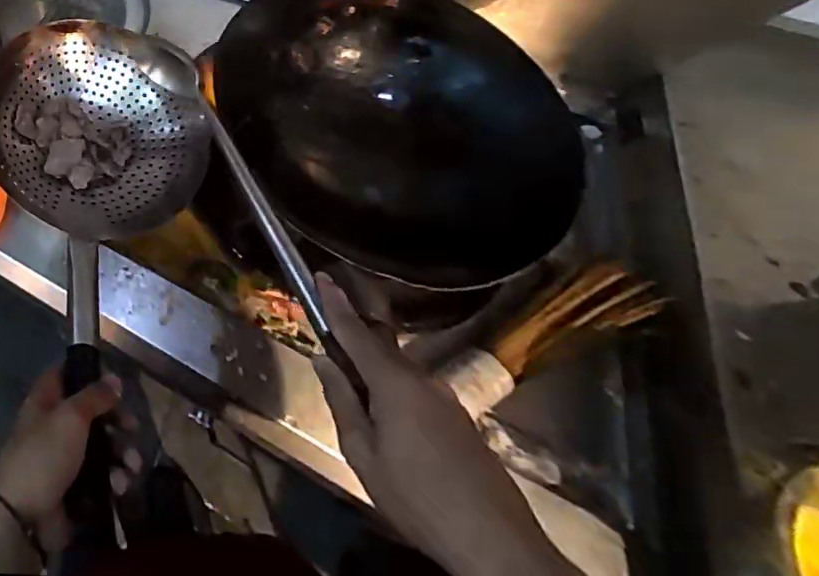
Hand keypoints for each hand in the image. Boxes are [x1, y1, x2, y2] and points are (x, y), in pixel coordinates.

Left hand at [0, 366, 127, 550]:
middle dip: (116, 419)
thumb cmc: (45, 454)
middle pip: (90, 412)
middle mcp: (54, 425)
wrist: (25, 517)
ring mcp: (64, 458)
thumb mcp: (71, 417)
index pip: (65, 374)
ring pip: (100, 446)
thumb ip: (95, 396)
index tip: (113, 380)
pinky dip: (114, 478)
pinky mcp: (74, 486)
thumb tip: (114, 379)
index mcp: (45, 402)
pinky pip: (101, 476)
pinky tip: (120, 486)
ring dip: (121, 453)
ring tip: (133, 465)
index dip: (88, 372)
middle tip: (133, 427)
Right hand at [312, 273, 577, 575]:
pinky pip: (417, 392)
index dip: (335, 303)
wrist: (496, 543)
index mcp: (393, 383)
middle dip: (354, 341)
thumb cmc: (417, 498)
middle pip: (379, 348)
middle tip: (329, 347)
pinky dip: (396, 394)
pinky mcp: (460, 420)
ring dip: (375, 375)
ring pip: (399, 373)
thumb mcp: (363, 454)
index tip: (322, 275)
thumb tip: (324, 362)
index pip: (356, 332)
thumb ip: (342, 402)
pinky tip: (392, 428)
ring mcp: (446, 398)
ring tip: (358, 404)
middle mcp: (422, 379)